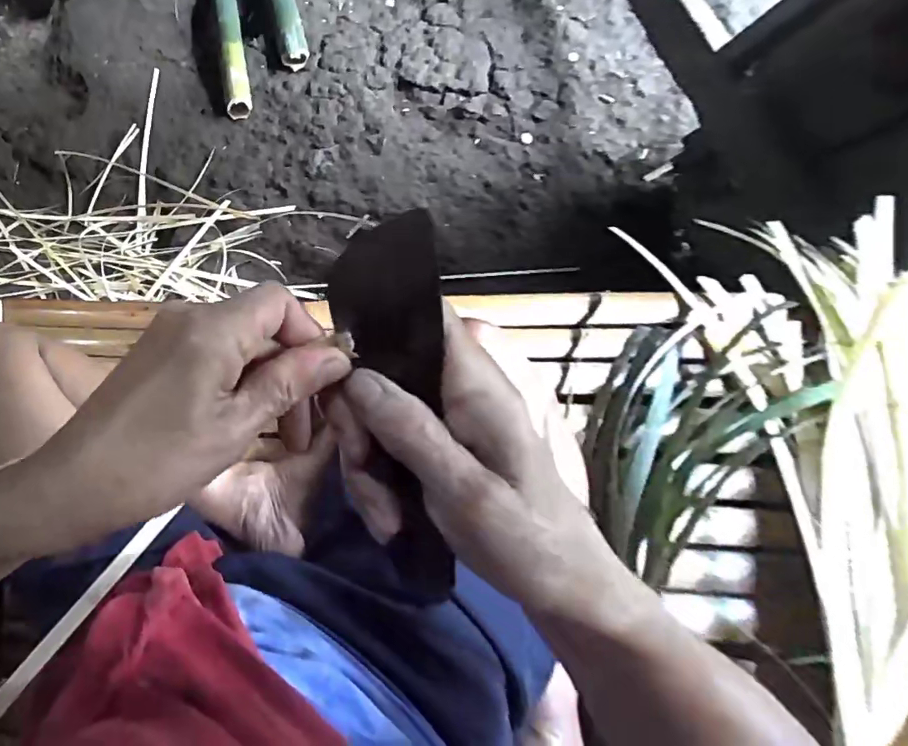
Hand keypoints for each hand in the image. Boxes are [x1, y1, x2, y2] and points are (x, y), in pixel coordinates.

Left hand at [36, 284, 350, 538]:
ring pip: (238, 339)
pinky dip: (235, 377)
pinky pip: (211, 349)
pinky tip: (238, 420)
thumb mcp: (235, 425)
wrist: (74, 483)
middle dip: (290, 368)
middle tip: (302, 432)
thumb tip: (337, 356)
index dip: (309, 334)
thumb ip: (289, 383)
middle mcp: (191, 313)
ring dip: (264, 378)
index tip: (320, 385)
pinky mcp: (157, 349)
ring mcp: (170, 329)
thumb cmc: (160, 460)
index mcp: (213, 325)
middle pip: (260, 322)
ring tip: (276, 436)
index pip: (280, 301)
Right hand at [325, 302, 620, 620]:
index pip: (432, 316)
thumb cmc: (525, 540)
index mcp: (476, 385)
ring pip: (381, 412)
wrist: (562, 591)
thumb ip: (411, 430)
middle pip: (388, 372)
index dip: (384, 320)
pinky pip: (391, 442)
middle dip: (361, 419)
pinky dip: (381, 477)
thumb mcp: (464, 491)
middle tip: (360, 465)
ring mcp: (448, 419)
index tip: (345, 365)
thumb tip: (358, 378)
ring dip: (368, 461)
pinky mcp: (440, 445)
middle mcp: (459, 390)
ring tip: (383, 515)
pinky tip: (389, 519)